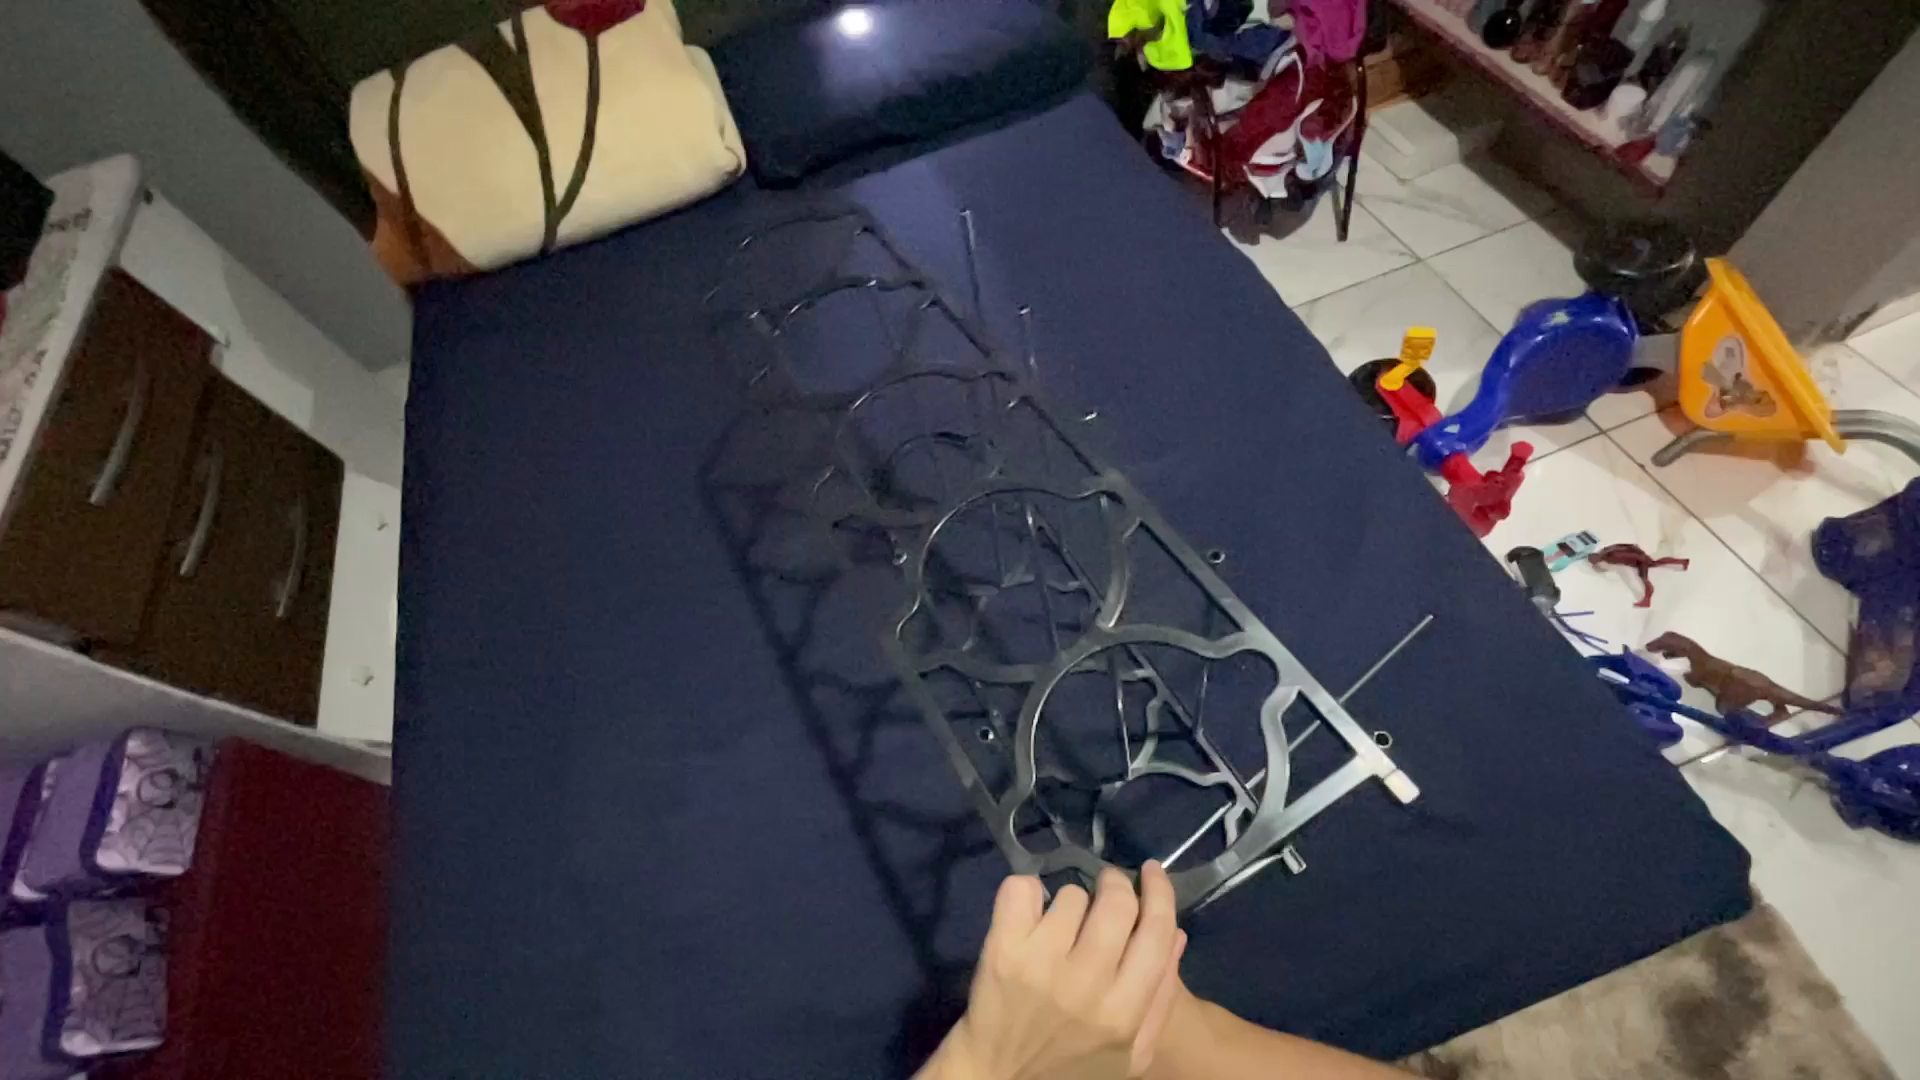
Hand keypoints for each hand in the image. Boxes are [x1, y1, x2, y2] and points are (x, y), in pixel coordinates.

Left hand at [926, 861, 1187, 1079]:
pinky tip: (1030, 912)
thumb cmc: (1071, 1063)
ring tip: (1063, 924)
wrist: (999, 1079)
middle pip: (1116, 903)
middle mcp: (1086, 985)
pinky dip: (1027, 889)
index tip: (1152, 871)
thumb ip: (1158, 996)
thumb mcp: (1130, 1052)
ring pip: (1071, 894)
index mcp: (1124, 1014)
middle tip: (1107, 889)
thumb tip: (1177, 932)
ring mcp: (1040, 964)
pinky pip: (1021, 888)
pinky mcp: (1002, 949)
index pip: (1156, 933)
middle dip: (1115, 885)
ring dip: (1070, 900)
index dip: (1160, 893)